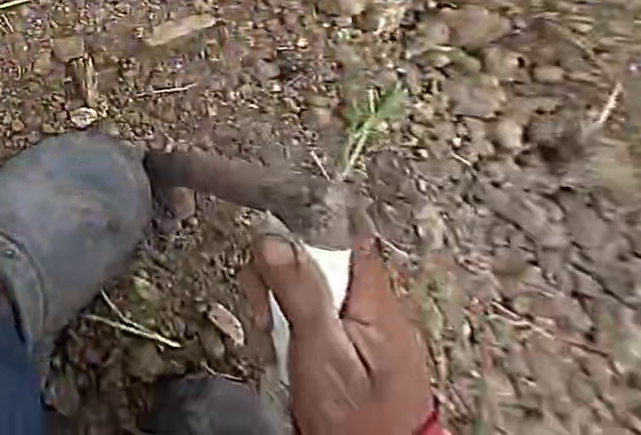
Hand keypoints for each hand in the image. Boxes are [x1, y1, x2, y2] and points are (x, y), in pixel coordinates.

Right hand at [253, 235, 435, 434]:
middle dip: (281, 272)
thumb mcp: (323, 354)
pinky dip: (288, 320)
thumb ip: (301, 293)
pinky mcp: (345, 341)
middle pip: (317, 254)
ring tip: (271, 331)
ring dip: (280, 299)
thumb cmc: (361, 424)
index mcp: (374, 295)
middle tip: (266, 305)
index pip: (340, 230)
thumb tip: (273, 239)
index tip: (271, 242)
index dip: (302, 226)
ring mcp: (358, 322)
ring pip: (308, 281)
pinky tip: (280, 341)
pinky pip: (310, 309)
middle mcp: (369, 301)